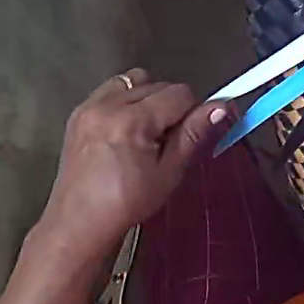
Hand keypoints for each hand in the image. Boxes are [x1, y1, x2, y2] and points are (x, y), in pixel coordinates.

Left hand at [27, 69, 228, 270]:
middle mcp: (108, 105)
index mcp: (132, 121)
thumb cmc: (127, 203)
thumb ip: (195, 133)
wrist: (80, 222)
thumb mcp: (169, 173)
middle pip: (158, 85)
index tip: (186, 137)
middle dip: (169, 108)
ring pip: (135, 82)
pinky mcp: (79, 112)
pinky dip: (125, 101)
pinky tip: (125, 130)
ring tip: (145, 132)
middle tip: (164, 143)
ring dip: (147, 99)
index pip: (179, 93)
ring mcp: (90, 106)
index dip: (192, 113)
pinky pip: (112, 89)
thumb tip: (223, 107)